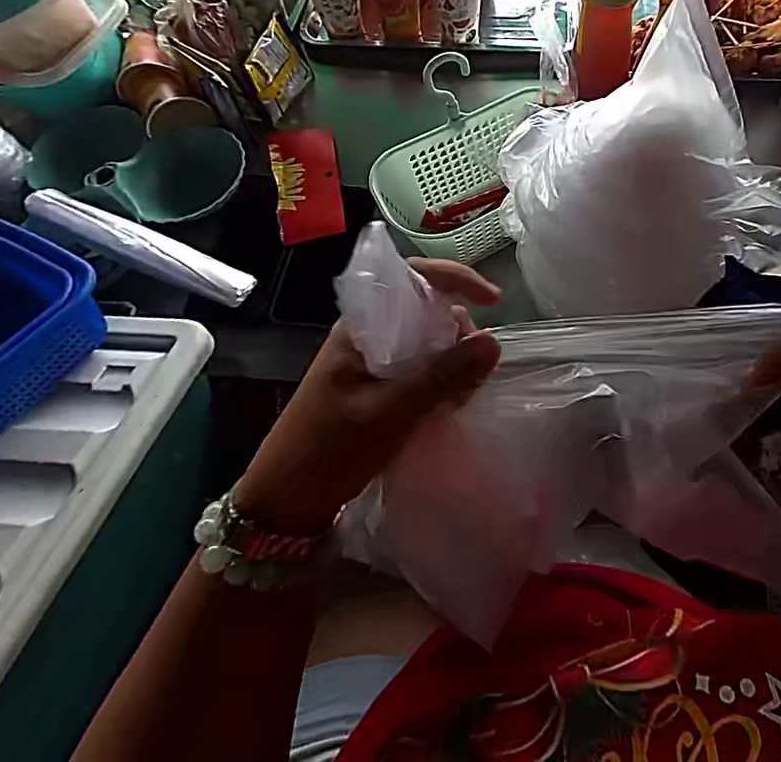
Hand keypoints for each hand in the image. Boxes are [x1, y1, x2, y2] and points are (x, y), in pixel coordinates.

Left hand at [233, 258, 502, 533]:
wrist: (285, 502)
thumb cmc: (327, 451)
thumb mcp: (389, 413)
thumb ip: (441, 376)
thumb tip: (492, 341)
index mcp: (363, 325)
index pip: (415, 278)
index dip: (458, 278)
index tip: (494, 300)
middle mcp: (373, 334)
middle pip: (433, 311)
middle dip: (461, 336)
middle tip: (472, 377)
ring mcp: (379, 361)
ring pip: (435, 342)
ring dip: (456, 365)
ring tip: (456, 403)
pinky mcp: (385, 386)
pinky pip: (428, 369)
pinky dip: (445, 384)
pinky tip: (446, 411)